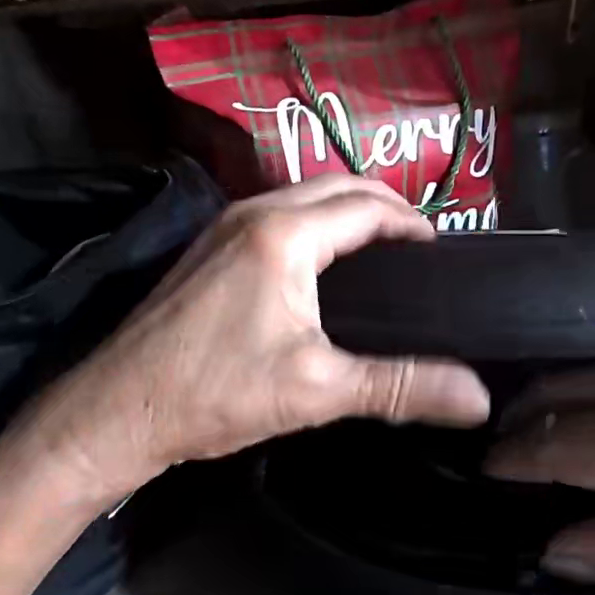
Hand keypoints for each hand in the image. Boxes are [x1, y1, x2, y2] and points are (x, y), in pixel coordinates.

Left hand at [29, 175, 490, 497]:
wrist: (116, 408)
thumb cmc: (215, 393)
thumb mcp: (316, 390)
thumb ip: (401, 385)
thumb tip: (479, 397)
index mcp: (284, 234)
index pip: (366, 207)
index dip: (410, 222)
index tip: (441, 248)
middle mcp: (254, 212)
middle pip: (336, 186)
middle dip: (383, 205)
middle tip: (418, 244)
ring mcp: (225, 224)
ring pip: (304, 195)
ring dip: (346, 209)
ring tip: (381, 247)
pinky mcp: (209, 245)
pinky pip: (278, 212)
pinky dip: (315, 220)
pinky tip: (324, 259)